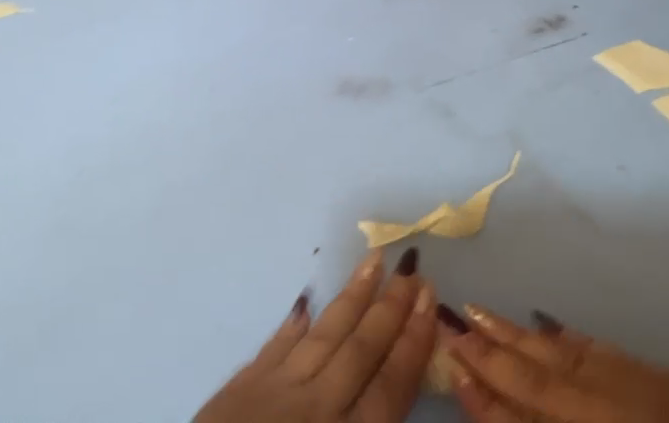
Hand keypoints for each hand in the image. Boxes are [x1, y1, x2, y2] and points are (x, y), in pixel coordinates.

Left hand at [194, 247, 438, 422]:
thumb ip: (371, 419)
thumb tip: (391, 394)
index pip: (389, 383)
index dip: (411, 341)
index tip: (427, 298)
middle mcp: (316, 407)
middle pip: (360, 350)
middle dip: (389, 308)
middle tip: (410, 266)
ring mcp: (275, 390)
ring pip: (322, 335)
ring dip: (351, 299)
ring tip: (372, 263)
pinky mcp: (241, 387)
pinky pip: (276, 346)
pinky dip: (296, 326)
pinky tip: (307, 304)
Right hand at [439, 305, 668, 422]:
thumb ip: (528, 420)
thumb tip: (482, 393)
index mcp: (577, 410)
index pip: (517, 389)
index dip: (480, 369)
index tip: (448, 343)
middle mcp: (592, 390)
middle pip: (530, 364)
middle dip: (490, 342)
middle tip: (453, 314)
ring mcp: (621, 375)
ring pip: (555, 349)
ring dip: (517, 333)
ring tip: (484, 312)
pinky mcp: (646, 371)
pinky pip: (592, 347)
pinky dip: (564, 337)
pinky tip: (548, 327)